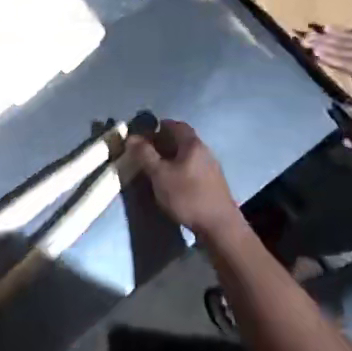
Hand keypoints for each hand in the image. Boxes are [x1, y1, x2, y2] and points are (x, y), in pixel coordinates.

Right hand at [125, 119, 241, 237]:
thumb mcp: (159, 175)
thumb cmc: (187, 196)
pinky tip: (173, 183)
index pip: (175, 125)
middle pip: (182, 139)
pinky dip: (180, 169)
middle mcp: (204, 151)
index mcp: (192, 144)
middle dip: (163, 143)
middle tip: (146, 154)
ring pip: (187, 155)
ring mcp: (211, 167)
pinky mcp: (213, 183)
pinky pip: (193, 167)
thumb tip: (132, 137)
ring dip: (171, 158)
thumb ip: (145, 154)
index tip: (143, 137)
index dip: (158, 127)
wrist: (219, 226)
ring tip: (156, 170)